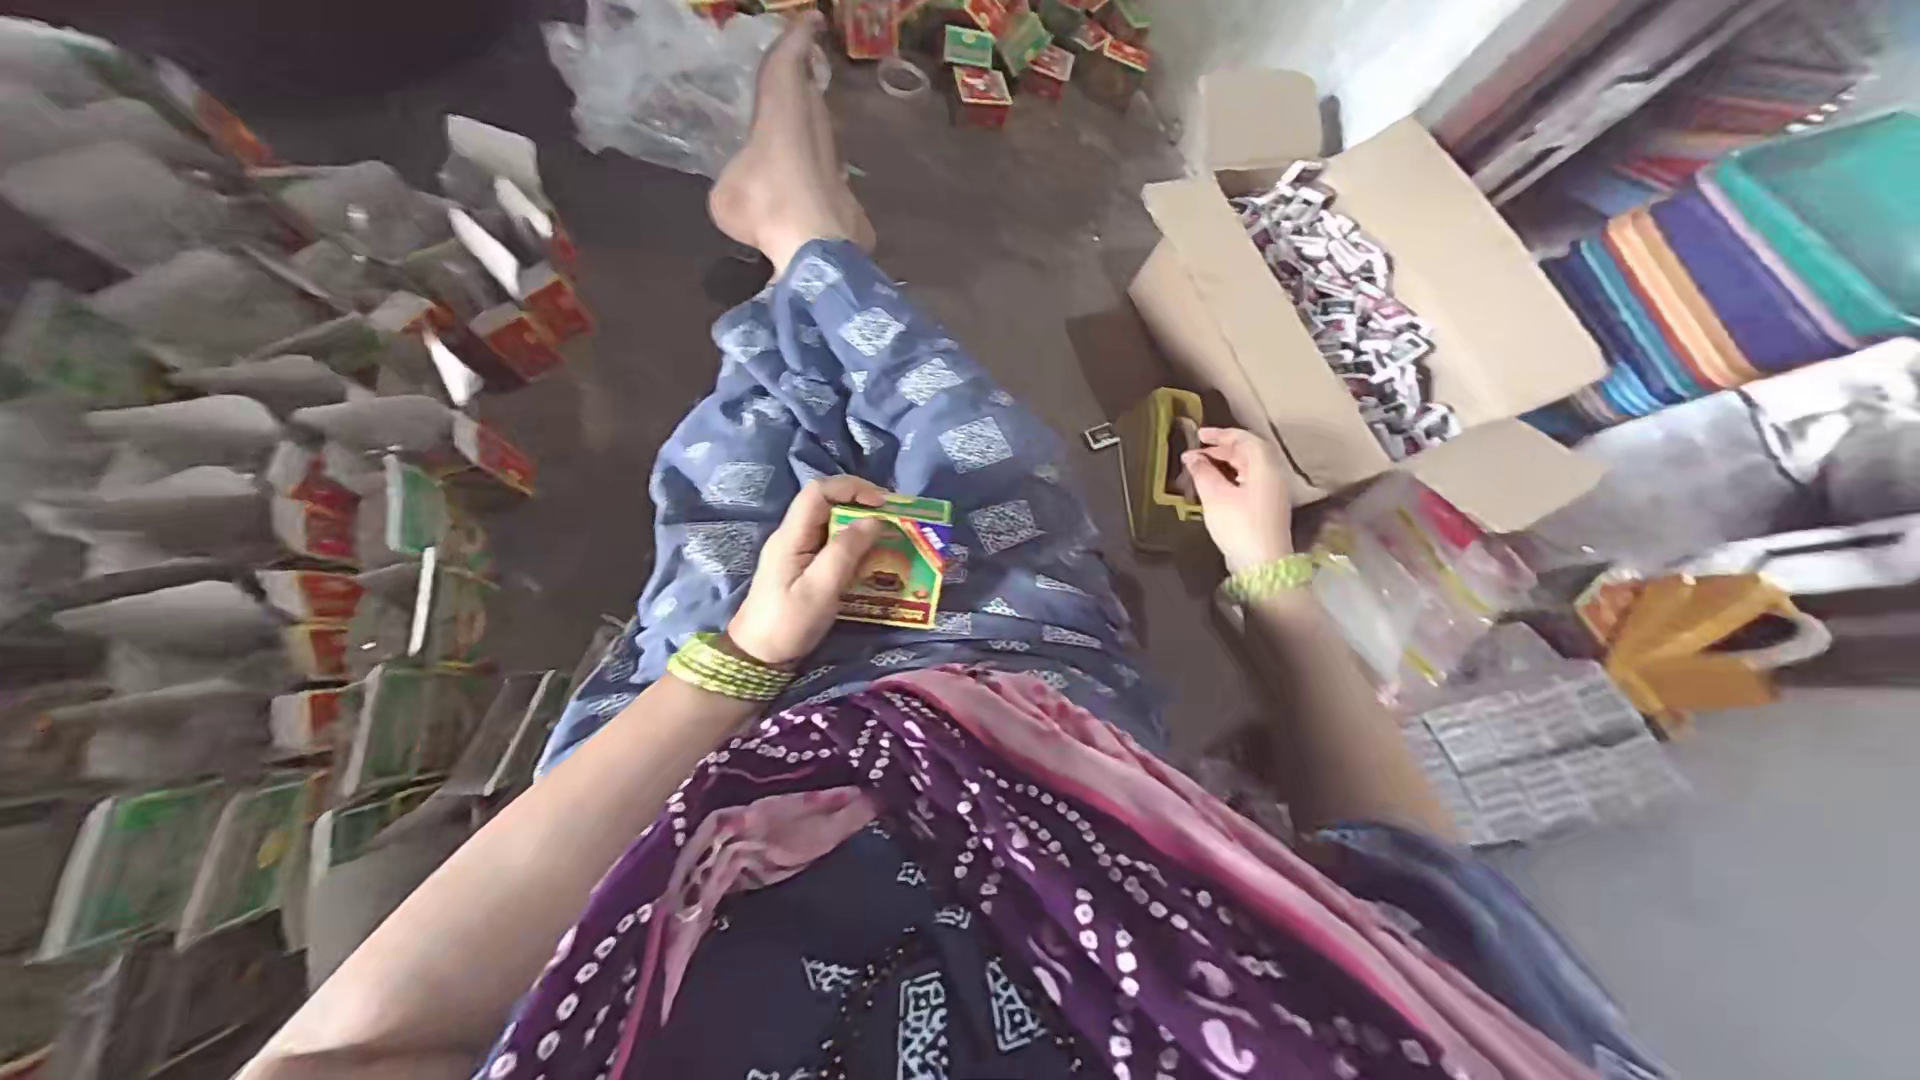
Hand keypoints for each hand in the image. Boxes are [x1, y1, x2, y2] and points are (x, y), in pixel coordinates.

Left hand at [727, 475, 888, 665]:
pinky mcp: (803, 566)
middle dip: (862, 504)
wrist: (758, 656)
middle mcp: (793, 535)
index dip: (852, 488)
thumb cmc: (788, 623)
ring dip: (861, 524)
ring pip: (831, 523)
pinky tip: (872, 557)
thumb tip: (874, 521)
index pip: (819, 491)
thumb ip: (846, 551)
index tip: (883, 503)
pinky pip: (831, 543)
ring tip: (889, 536)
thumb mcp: (820, 589)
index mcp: (791, 535)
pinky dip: (854, 544)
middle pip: (827, 503)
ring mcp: (796, 551)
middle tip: (894, 518)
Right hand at [1183, 426, 1294, 572]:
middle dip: (1219, 449)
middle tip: (1194, 452)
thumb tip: (1191, 457)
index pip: (1244, 439)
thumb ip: (1202, 472)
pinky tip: (1212, 483)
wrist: (1262, 564)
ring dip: (1223, 463)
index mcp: (1264, 467)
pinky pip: (1247, 481)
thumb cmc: (1239, 526)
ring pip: (1246, 467)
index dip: (1220, 434)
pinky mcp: (1265, 506)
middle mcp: (1272, 475)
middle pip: (1247, 452)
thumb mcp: (1215, 496)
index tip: (1198, 435)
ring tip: (1199, 467)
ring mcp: (1271, 491)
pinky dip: (1229, 476)